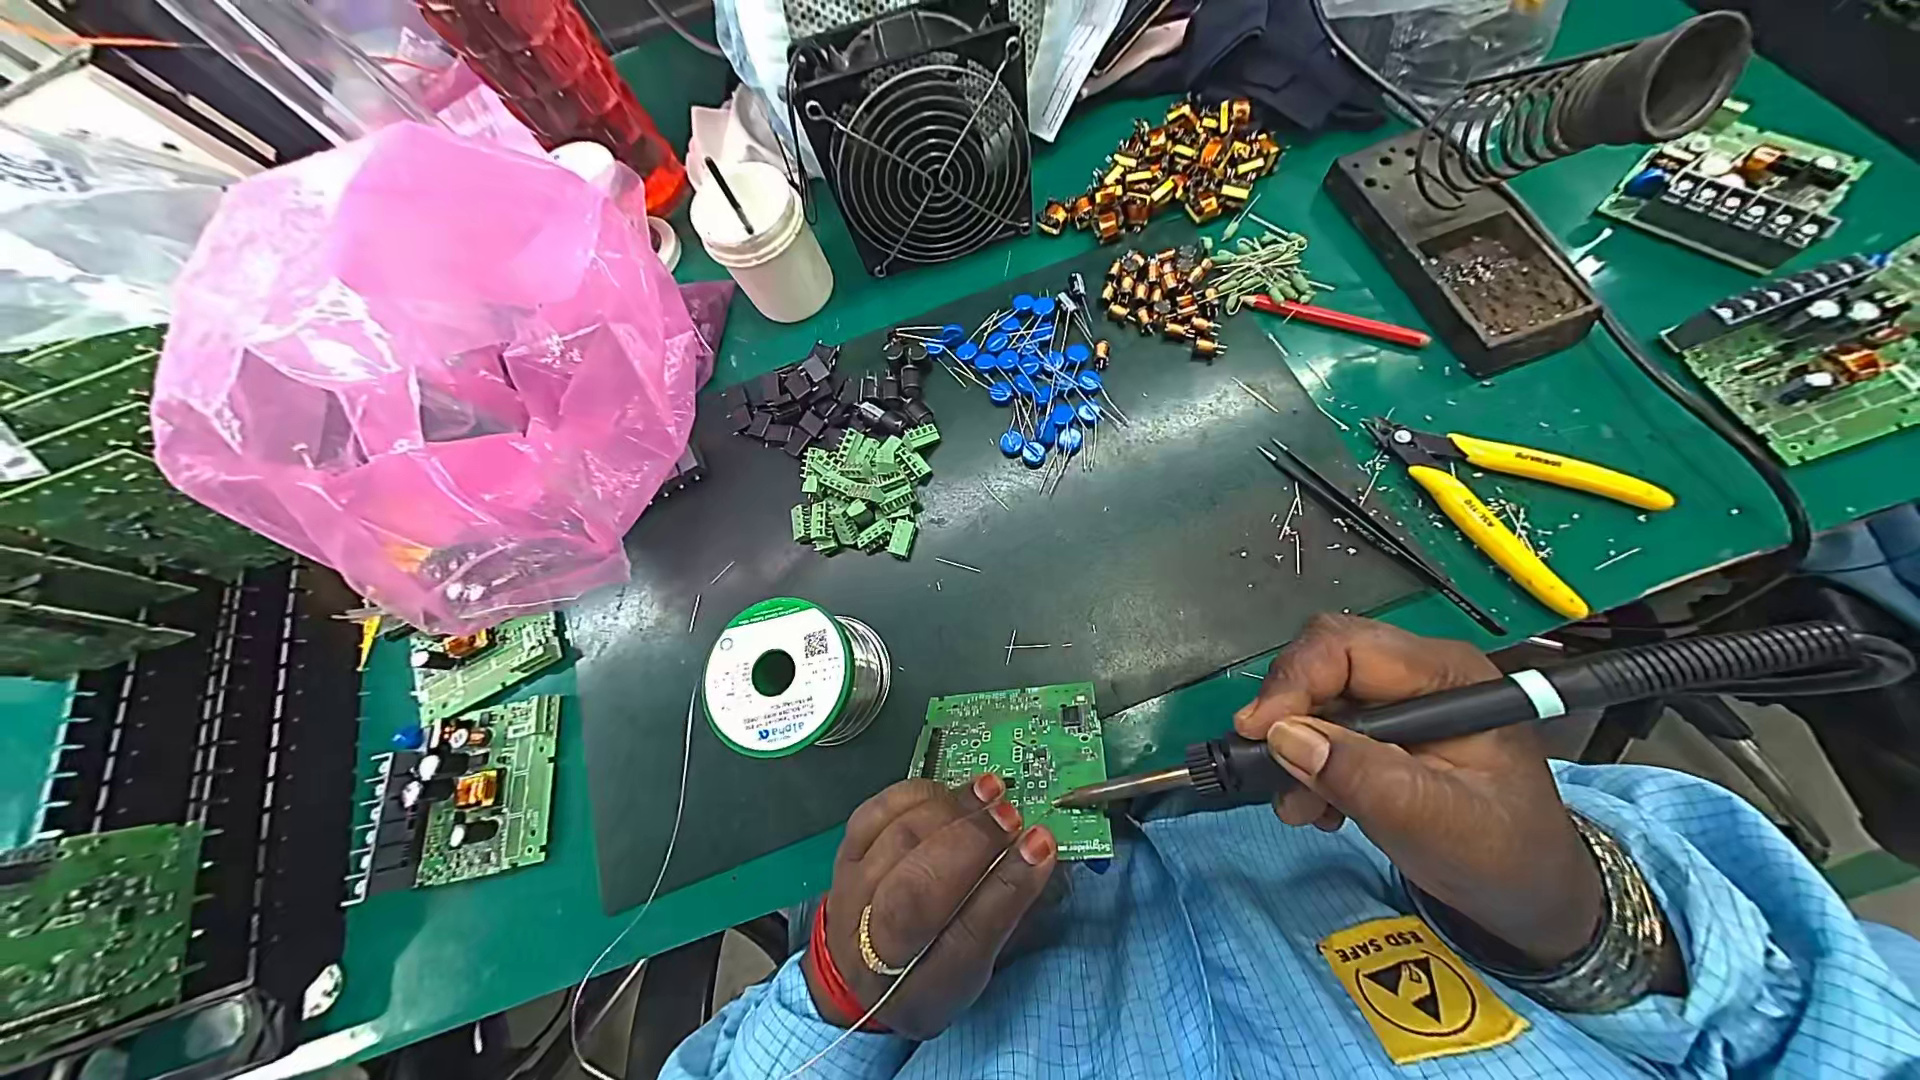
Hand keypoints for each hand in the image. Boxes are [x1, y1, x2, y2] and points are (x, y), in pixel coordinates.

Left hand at [807, 775, 1055, 1037]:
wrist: (860, 965)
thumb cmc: (933, 962)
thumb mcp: (977, 966)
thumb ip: (1008, 915)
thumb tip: (1040, 851)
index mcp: (925, 995)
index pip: (966, 941)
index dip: (1008, 887)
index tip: (1041, 844)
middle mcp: (875, 954)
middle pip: (916, 893)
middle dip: (970, 843)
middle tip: (1011, 815)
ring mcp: (851, 898)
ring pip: (896, 843)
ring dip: (949, 810)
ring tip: (990, 792)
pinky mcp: (842, 856)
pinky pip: (874, 813)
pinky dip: (918, 795)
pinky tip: (950, 792)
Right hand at [1234, 614, 1602, 966]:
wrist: (1523, 893)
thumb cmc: (1502, 856)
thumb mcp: (1440, 824)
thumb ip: (1365, 778)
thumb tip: (1284, 737)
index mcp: (1445, 674)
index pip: (1344, 646)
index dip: (1293, 680)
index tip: (1259, 731)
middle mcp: (1411, 671)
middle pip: (1319, 661)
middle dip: (1287, 713)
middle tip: (1272, 763)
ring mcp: (1387, 695)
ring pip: (1307, 692)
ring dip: (1289, 745)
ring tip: (1303, 802)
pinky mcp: (1368, 721)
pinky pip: (1310, 719)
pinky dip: (1298, 758)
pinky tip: (1315, 798)